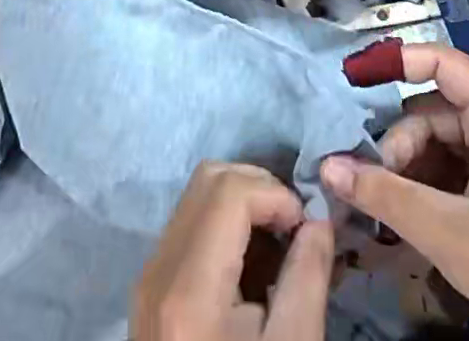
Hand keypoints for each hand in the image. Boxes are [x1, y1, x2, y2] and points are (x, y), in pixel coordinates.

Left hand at [132, 162, 334, 340]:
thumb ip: (307, 276)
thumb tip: (319, 218)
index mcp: (189, 288)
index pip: (230, 191)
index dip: (277, 195)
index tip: (308, 227)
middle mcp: (158, 267)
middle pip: (209, 180)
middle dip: (261, 188)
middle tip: (296, 226)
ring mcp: (148, 273)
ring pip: (196, 195)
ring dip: (243, 201)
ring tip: (278, 241)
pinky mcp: (150, 283)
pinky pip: (188, 222)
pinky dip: (224, 221)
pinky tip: (251, 258)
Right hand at [319, 44, 468, 340]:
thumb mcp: (453, 236)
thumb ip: (385, 196)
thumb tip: (326, 167)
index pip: (444, 63)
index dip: (396, 62)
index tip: (350, 78)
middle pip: (436, 109)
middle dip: (399, 139)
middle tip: (367, 177)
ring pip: (443, 142)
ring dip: (410, 166)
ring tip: (383, 201)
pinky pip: (458, 168)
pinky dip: (429, 184)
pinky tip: (406, 213)